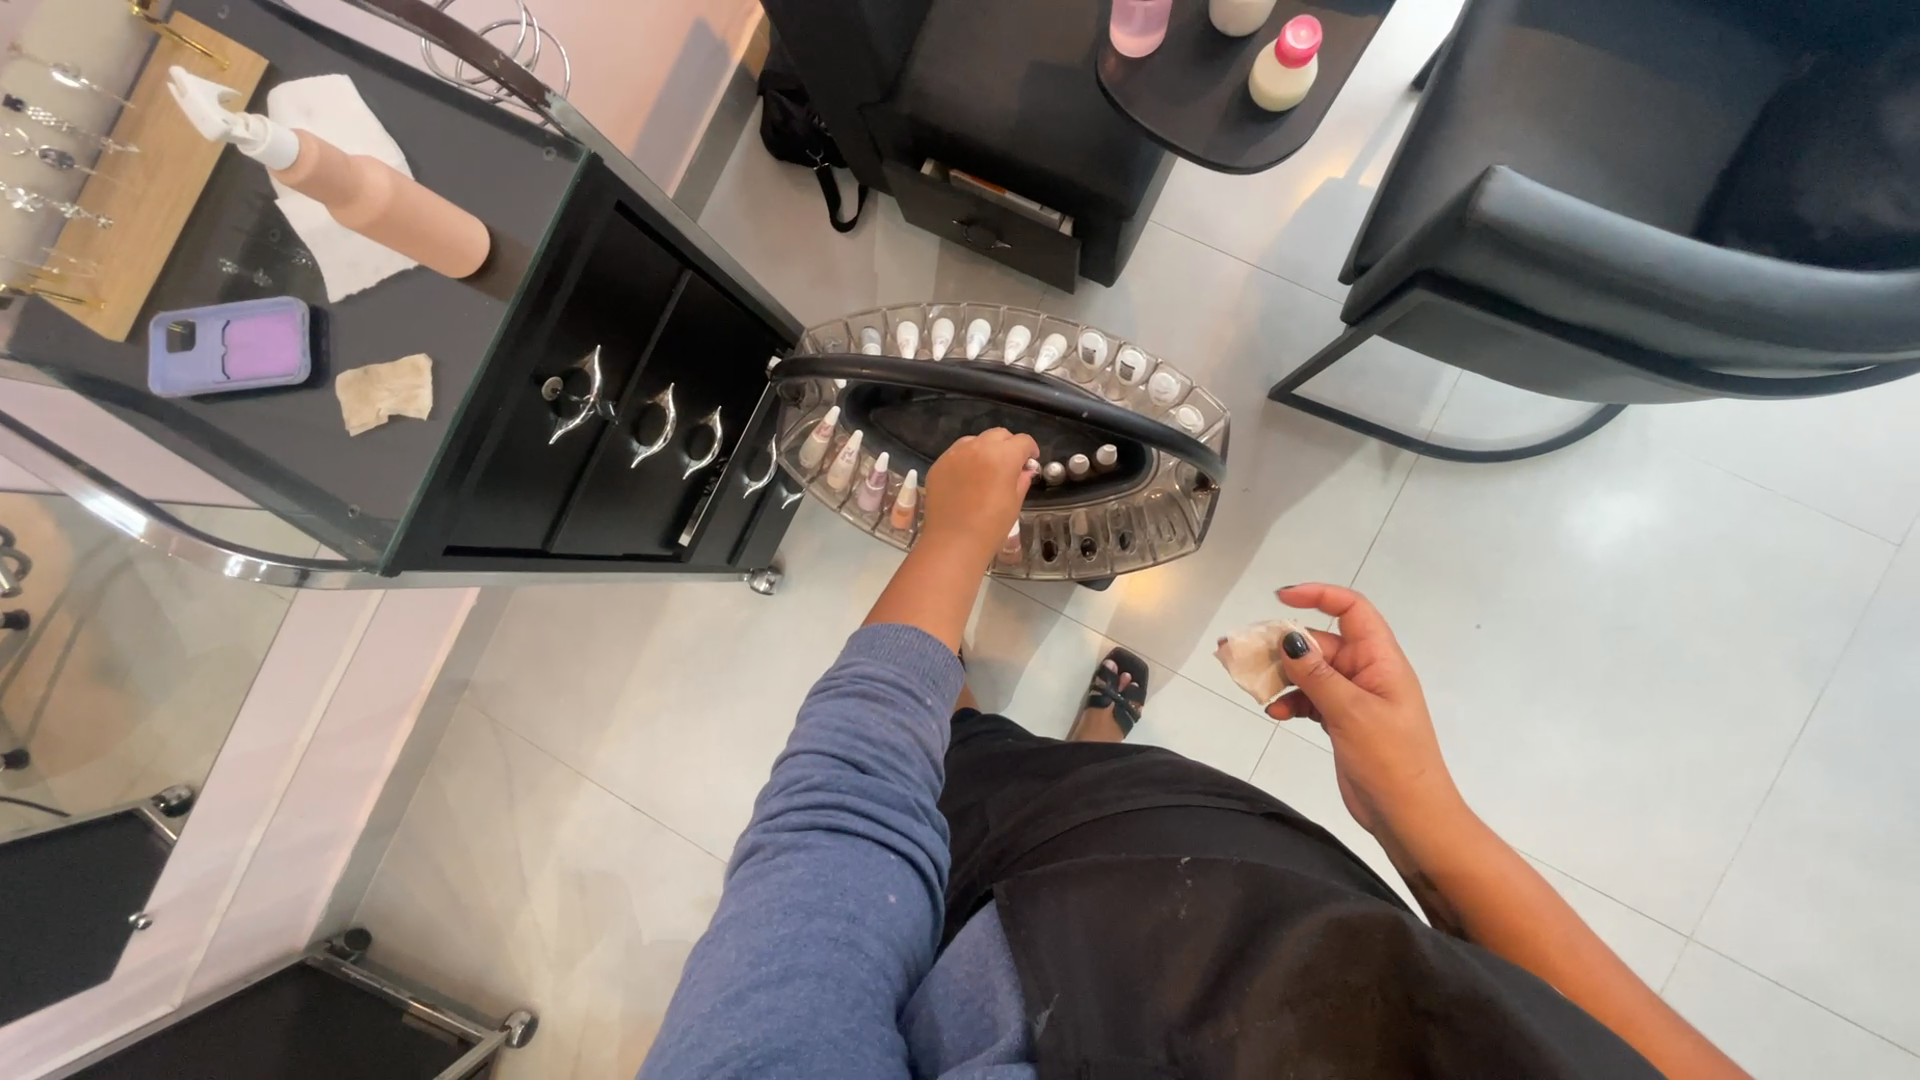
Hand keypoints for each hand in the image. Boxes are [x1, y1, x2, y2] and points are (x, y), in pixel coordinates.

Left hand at [920, 428, 1038, 566]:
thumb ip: (1021, 480)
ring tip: (986, 468)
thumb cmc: (991, 526)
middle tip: (1010, 464)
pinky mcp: (939, 464)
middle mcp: (978, 448)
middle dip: (1008, 445)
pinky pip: (956, 453)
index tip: (1030, 461)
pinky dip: (965, 459)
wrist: (953, 541)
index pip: (1022, 441)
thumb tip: (1025, 470)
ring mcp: (955, 454)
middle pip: (998, 435)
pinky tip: (967, 478)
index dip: (1030, 450)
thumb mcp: (1014, 503)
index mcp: (1003, 456)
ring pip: (975, 440)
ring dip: (985, 449)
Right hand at [1265, 584, 1460, 835]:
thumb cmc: (1391, 760)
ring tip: (1253, 685)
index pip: (1352, 610)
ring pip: (1310, 670)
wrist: (1410, 817)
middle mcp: (1367, 672)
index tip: (1280, 598)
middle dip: (1284, 643)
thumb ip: (1316, 674)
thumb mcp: (1352, 712)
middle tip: (1245, 651)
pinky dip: (1290, 700)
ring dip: (1282, 675)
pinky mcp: (1341, 720)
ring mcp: (1353, 697)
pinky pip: (1309, 697)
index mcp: (1381, 661)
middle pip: (1321, 641)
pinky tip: (1275, 712)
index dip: (1319, 596)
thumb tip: (1287, 639)